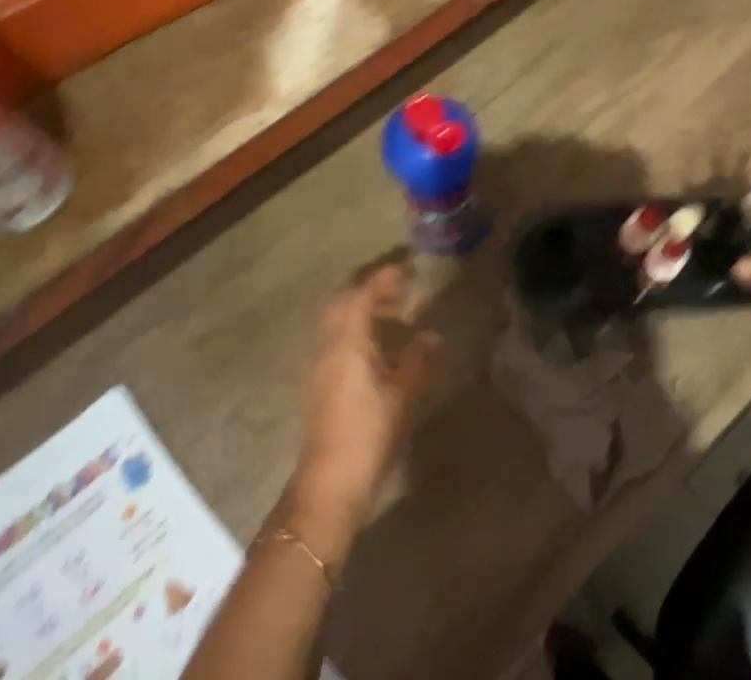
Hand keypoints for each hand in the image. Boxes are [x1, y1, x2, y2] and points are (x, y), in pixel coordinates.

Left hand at [292, 264, 440, 536]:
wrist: (329, 483)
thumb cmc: (369, 435)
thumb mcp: (403, 396)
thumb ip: (418, 361)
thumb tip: (431, 336)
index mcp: (347, 344)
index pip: (361, 296)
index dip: (383, 279)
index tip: (407, 269)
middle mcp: (327, 348)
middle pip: (341, 304)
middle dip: (368, 290)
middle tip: (399, 289)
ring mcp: (319, 368)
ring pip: (336, 324)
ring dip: (360, 311)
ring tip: (393, 316)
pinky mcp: (319, 386)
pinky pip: (336, 342)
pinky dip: (356, 332)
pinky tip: (377, 349)